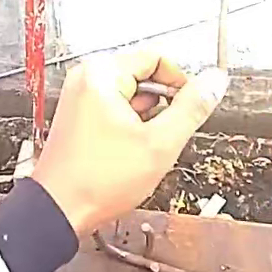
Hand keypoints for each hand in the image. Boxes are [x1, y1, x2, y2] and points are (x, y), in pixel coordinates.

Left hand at [32, 50, 229, 235]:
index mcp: (103, 74)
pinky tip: (128, 153)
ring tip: (142, 149)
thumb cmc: (98, 180)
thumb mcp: (160, 143)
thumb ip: (192, 108)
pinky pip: (117, 109)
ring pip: (132, 96)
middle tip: (161, 136)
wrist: (57, 212)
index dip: (180, 84)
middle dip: (161, 107)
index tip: (188, 109)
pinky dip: (130, 127)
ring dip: (146, 119)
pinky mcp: (79, 115)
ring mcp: (81, 97)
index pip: (157, 59)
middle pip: (144, 77)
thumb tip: (215, 80)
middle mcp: (88, 78)